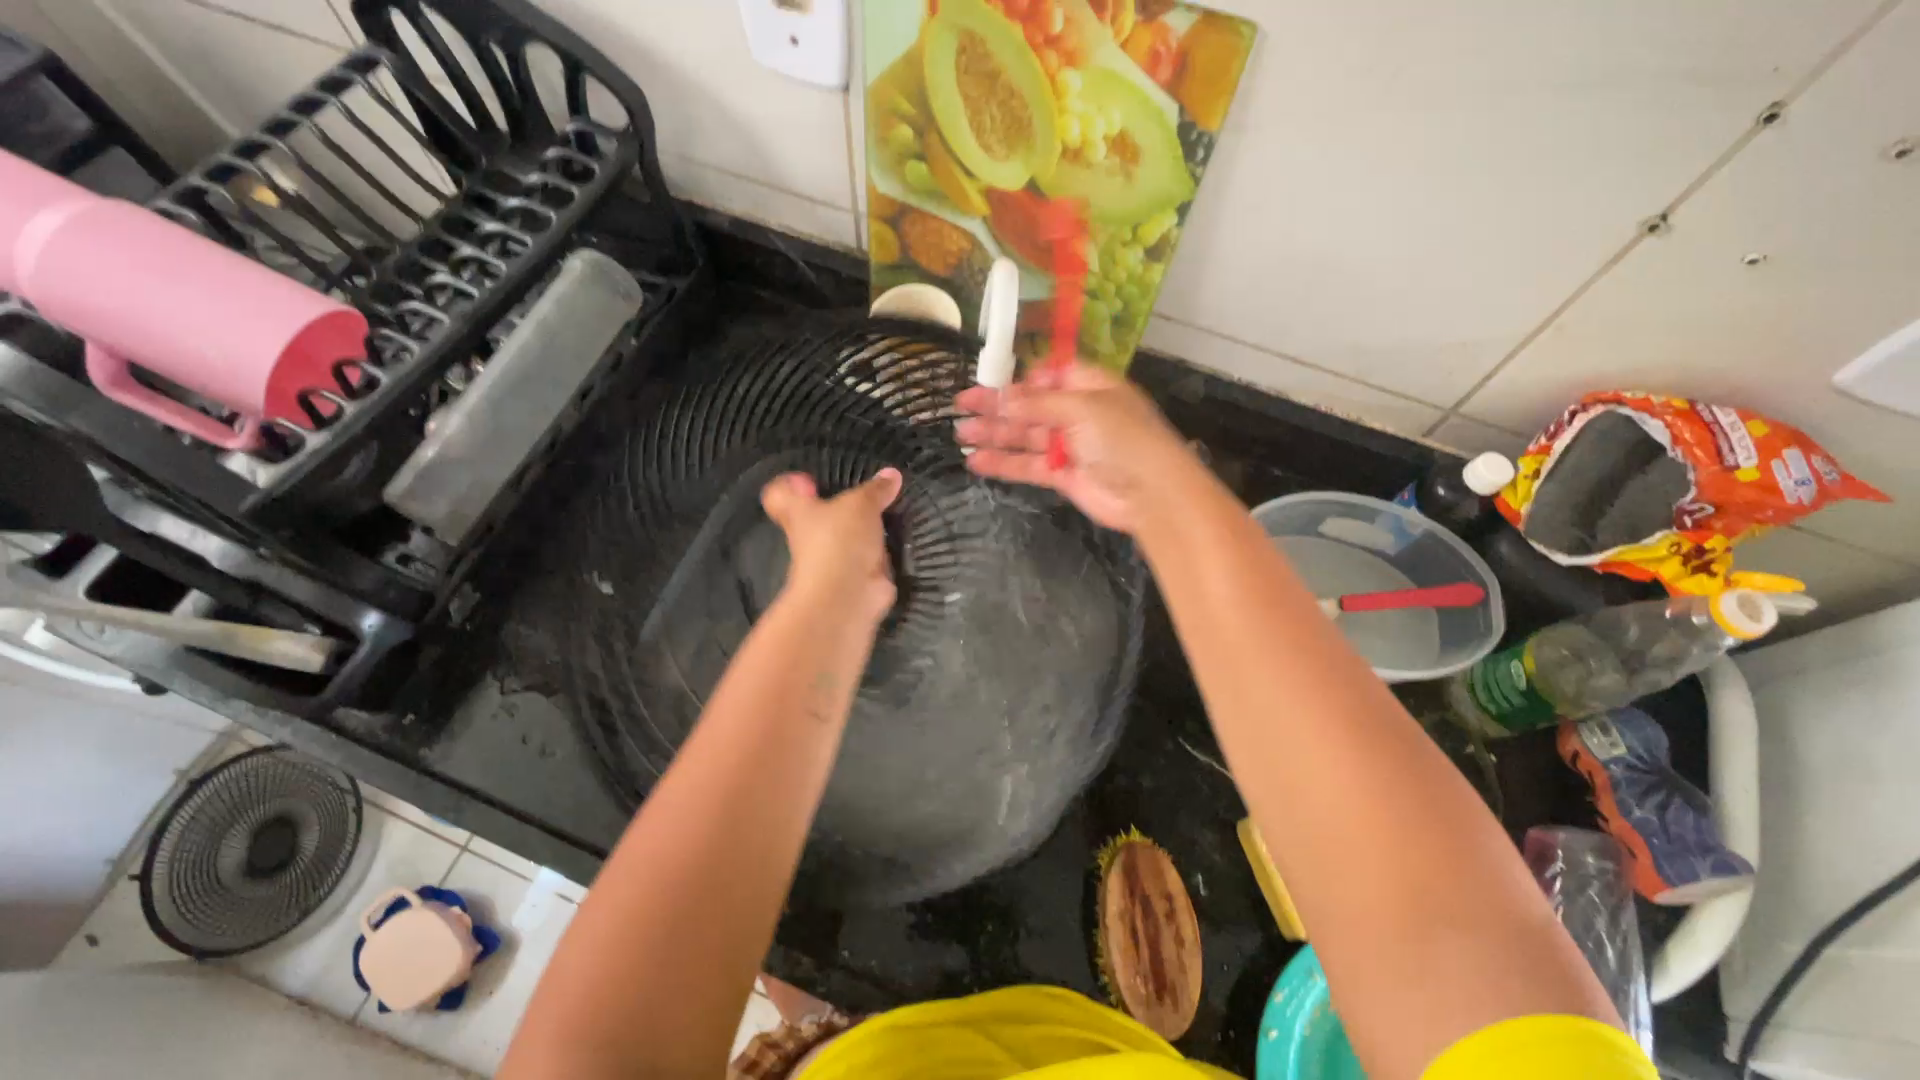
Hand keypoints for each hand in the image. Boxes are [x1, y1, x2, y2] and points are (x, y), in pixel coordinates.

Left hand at [761, 467, 902, 625]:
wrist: (847, 594)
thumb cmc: (839, 540)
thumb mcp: (861, 504)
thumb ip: (876, 490)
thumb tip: (892, 474)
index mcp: (799, 513)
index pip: (779, 495)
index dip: (789, 485)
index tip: (808, 479)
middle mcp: (810, 536)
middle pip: (817, 517)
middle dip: (839, 506)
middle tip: (866, 492)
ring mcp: (833, 560)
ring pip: (846, 538)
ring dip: (866, 529)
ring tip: (892, 510)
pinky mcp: (856, 576)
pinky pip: (869, 557)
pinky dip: (882, 551)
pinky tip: (900, 538)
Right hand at [954, 364, 1192, 533]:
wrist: (1152, 493)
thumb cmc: (1123, 438)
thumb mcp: (1082, 408)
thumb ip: (1038, 403)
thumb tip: (1003, 396)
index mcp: (1091, 386)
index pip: (1052, 374)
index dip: (1024, 377)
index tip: (993, 378)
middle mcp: (1079, 412)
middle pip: (1031, 405)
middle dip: (997, 405)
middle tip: (961, 404)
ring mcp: (1070, 445)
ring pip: (1025, 436)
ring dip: (994, 433)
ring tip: (961, 432)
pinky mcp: (1062, 475)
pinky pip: (1028, 465)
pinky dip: (1003, 463)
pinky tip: (976, 460)